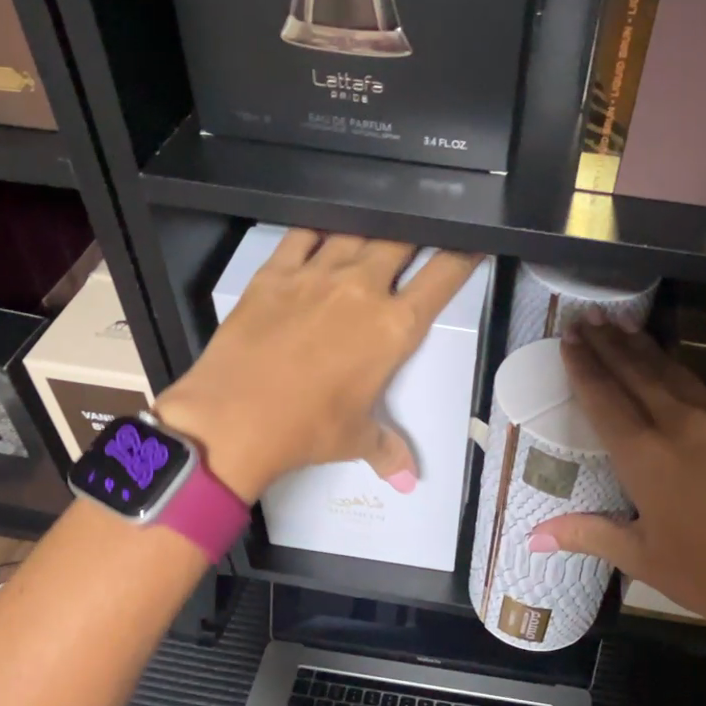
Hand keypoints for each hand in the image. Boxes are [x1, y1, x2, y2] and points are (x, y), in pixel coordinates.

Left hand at [153, 229, 481, 501]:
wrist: (233, 418)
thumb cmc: (305, 430)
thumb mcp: (354, 440)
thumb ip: (388, 449)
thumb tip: (407, 478)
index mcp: (393, 328)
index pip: (443, 277)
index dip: (464, 255)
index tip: (473, 243)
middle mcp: (361, 289)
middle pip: (402, 241)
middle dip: (418, 235)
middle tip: (423, 234)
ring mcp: (315, 275)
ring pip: (356, 232)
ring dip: (372, 230)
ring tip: (377, 231)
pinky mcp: (274, 273)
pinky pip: (303, 234)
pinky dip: (319, 228)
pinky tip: (325, 230)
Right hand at [529, 303, 705, 634]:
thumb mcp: (641, 557)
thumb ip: (588, 534)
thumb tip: (532, 537)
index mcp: (644, 458)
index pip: (603, 400)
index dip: (583, 367)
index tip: (568, 339)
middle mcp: (678, 426)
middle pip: (635, 375)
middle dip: (608, 344)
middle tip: (588, 317)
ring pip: (675, 371)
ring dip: (646, 344)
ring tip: (623, 320)